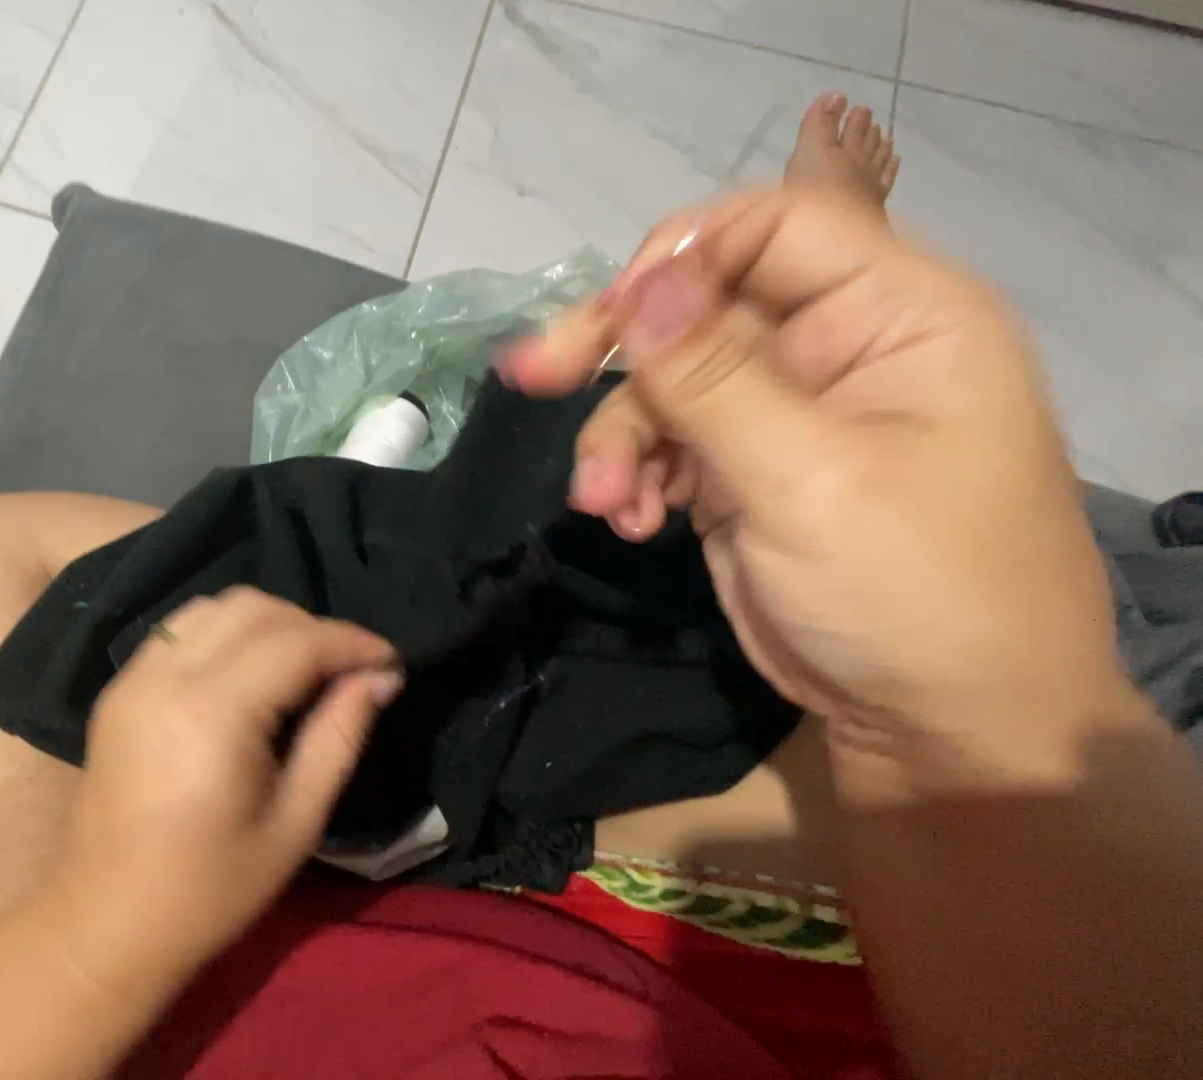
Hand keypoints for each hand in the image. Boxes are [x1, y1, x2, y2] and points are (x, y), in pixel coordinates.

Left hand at [50, 586, 400, 994]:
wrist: (108, 918)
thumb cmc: (213, 887)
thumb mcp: (296, 821)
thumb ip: (340, 735)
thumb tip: (382, 676)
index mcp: (212, 715)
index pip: (295, 643)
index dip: (350, 641)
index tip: (389, 658)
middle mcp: (166, 678)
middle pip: (252, 608)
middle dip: (311, 625)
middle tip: (346, 667)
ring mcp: (133, 678)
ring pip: (212, 607)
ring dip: (266, 620)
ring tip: (300, 664)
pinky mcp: (118, 688)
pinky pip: (179, 630)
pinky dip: (223, 631)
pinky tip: (247, 669)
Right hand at [498, 186, 1147, 800]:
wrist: (931, 723)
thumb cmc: (912, 591)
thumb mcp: (808, 481)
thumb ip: (715, 379)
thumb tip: (639, 282)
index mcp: (892, 318)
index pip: (774, 230)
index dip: (680, 258)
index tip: (609, 322)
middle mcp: (829, 351)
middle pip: (693, 306)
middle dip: (610, 348)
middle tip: (530, 378)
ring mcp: (775, 414)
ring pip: (658, 386)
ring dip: (615, 443)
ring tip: (605, 506)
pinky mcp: (734, 471)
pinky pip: (656, 446)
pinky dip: (628, 480)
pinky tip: (629, 523)